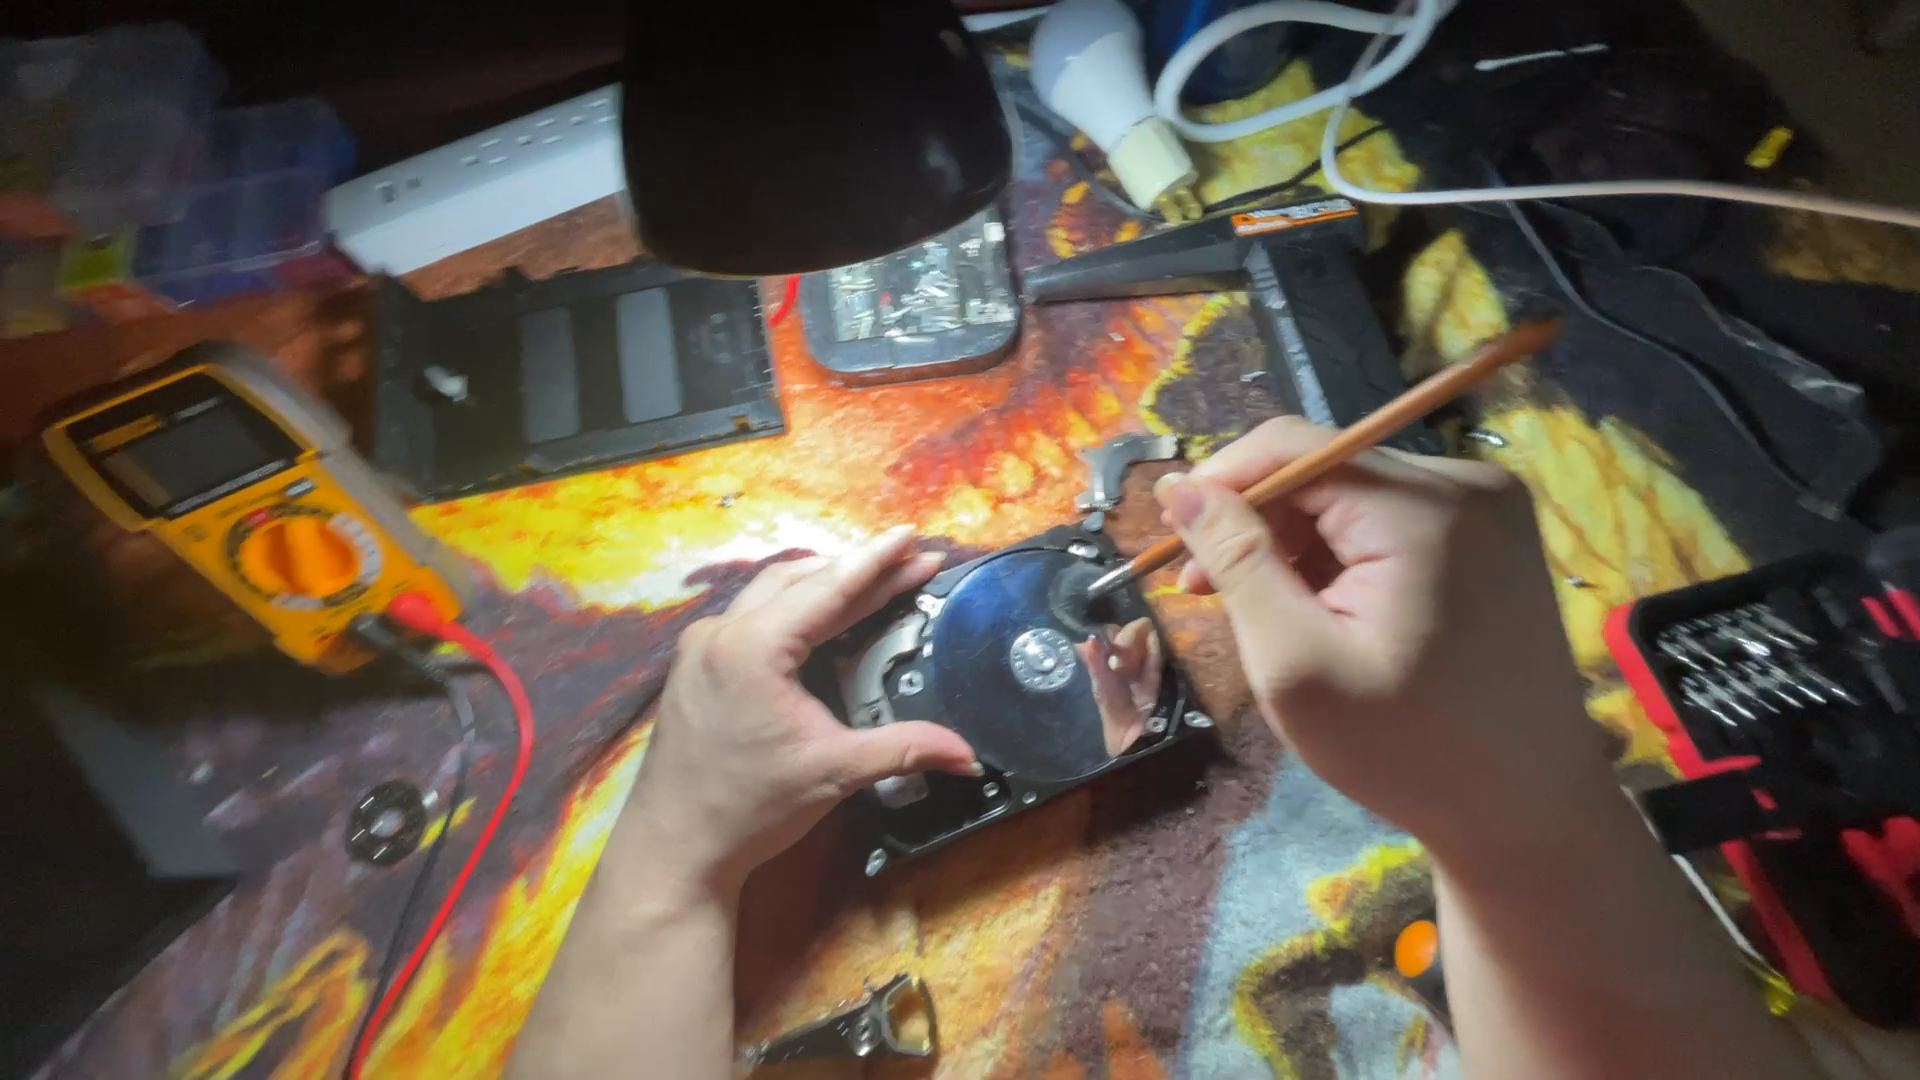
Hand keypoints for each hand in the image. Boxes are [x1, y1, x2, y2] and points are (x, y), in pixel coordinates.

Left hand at [625, 527, 979, 893]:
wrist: (674, 850)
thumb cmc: (750, 808)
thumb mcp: (835, 772)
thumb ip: (906, 750)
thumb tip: (971, 758)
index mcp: (754, 648)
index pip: (829, 588)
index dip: (878, 560)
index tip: (913, 534)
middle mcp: (722, 633)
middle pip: (802, 578)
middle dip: (860, 567)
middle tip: (911, 560)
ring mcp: (703, 645)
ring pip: (773, 589)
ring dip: (826, 579)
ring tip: (874, 577)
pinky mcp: (696, 662)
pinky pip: (754, 611)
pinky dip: (796, 602)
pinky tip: (821, 611)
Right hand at [1154, 417, 1613, 859]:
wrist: (1526, 815)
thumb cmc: (1401, 748)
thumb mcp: (1291, 658)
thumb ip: (1233, 559)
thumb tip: (1178, 486)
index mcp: (1422, 507)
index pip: (1291, 447)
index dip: (1219, 482)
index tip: (1174, 539)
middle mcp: (1464, 484)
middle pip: (1318, 470)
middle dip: (1251, 522)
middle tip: (1202, 590)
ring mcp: (1482, 509)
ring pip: (1343, 495)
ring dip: (1286, 543)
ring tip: (1253, 608)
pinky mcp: (1483, 537)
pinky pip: (1377, 520)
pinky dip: (1329, 555)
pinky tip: (1312, 606)